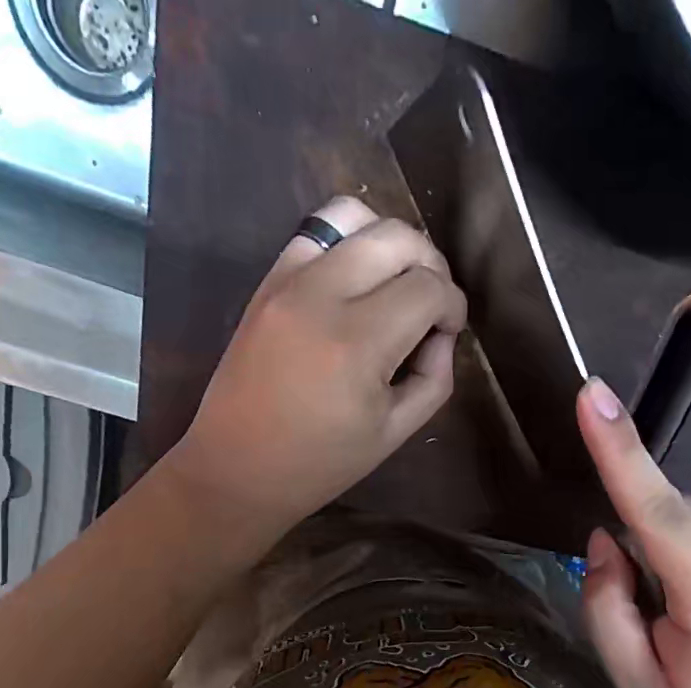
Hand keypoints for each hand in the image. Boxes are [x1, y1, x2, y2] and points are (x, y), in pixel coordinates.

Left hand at [167, 195, 465, 534]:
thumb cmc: (321, 463)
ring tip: (394, 282)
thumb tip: (443, 334)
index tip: (449, 331)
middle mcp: (322, 297)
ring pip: (354, 216)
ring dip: (389, 242)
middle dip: (431, 264)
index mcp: (359, 344)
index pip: (429, 287)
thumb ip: (434, 377)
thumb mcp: (395, 432)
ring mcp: (287, 282)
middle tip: (430, 305)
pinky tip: (355, 282)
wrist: (237, 467)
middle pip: (398, 236)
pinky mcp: (266, 282)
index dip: (453, 306)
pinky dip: (347, 243)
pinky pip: (315, 233)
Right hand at [574, 378, 690, 687]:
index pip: (660, 511)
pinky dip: (684, 557)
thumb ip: (608, 609)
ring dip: (660, 549)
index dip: (621, 451)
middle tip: (632, 610)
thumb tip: (607, 542)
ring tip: (669, 624)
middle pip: (672, 512)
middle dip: (634, 535)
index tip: (592, 395)